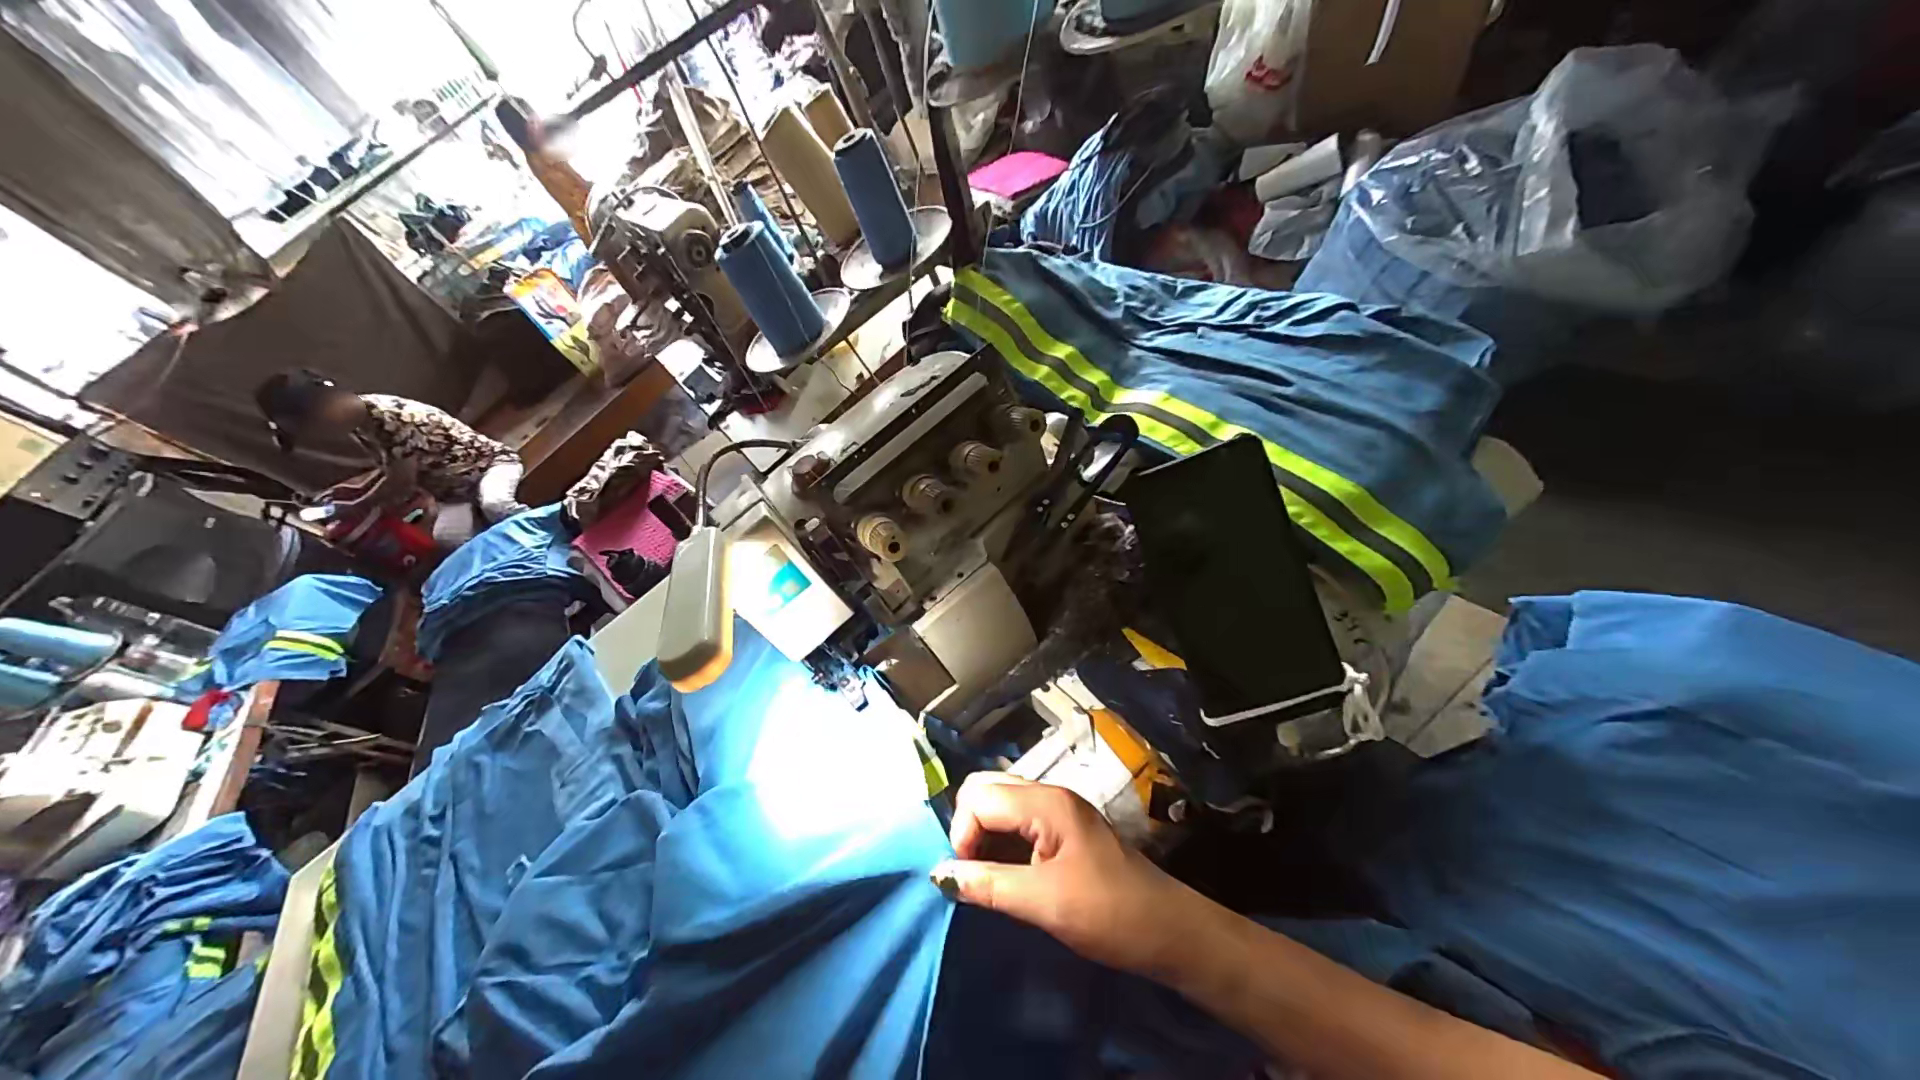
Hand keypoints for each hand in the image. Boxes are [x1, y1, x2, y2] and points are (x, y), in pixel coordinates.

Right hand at [932, 773, 1194, 977]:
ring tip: (988, 876)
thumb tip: (939, 875)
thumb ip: (989, 884)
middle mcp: (1048, 795)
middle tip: (975, 871)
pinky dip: (1001, 841)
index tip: (969, 876)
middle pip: (985, 788)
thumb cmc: (1109, 913)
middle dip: (968, 826)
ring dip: (983, 835)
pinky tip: (1005, 872)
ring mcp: (1057, 810)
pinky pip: (1016, 820)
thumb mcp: (1044, 902)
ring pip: (999, 803)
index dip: (963, 833)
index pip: (978, 796)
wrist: (1169, 931)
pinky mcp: (1062, 829)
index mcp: (1046, 802)